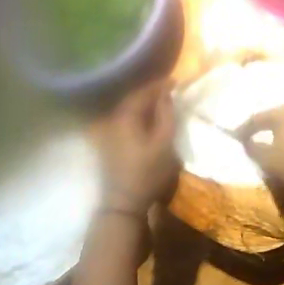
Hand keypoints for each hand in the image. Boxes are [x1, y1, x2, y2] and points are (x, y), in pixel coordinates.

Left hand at [93, 80, 176, 215]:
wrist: (124, 203)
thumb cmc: (147, 173)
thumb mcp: (164, 143)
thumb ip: (166, 116)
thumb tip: (167, 94)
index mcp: (125, 117)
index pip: (142, 92)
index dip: (160, 85)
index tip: (176, 81)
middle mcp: (112, 120)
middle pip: (132, 99)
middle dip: (151, 93)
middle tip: (170, 90)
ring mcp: (107, 133)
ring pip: (127, 111)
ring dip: (144, 105)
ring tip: (162, 103)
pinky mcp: (109, 144)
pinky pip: (124, 121)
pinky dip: (138, 116)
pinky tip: (148, 120)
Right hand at [236, 107, 283, 204]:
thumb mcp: (271, 161)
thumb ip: (255, 150)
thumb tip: (247, 142)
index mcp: (282, 113)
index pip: (256, 118)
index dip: (244, 129)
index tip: (235, 139)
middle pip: (278, 118)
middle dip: (266, 129)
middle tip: (256, 141)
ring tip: (278, 152)